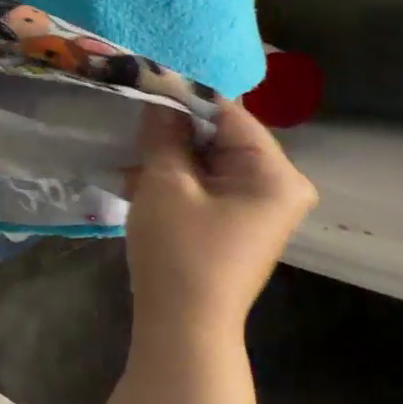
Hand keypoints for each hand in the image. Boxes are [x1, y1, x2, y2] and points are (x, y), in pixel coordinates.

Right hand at [123, 100, 316, 337]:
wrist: (184, 318)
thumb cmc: (179, 248)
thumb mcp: (164, 185)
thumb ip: (164, 138)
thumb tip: (159, 101)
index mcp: (276, 175)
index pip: (230, 116)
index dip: (184, 98)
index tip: (139, 85)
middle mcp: (279, 186)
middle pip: (222, 138)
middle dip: (172, 130)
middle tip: (124, 120)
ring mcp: (258, 207)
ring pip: (208, 161)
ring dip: (167, 155)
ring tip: (123, 151)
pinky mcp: (235, 222)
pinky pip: (204, 184)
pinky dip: (172, 177)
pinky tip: (134, 179)